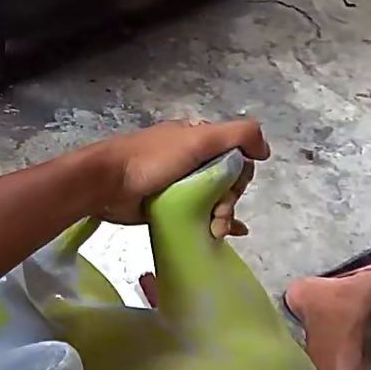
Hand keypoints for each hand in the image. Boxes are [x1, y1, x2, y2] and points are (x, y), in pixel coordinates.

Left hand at [84, 119, 268, 235]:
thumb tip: (265, 151)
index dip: (239, 175)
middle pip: (227, 182)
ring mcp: (178, 185)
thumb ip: (237, 135)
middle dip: (229, 200)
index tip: (231, 189)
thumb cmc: (150, 160)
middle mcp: (190, 160)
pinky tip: (223, 234)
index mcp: (196, 139)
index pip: (236, 157)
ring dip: (223, 216)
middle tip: (218, 215)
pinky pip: (199, 215)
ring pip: (215, 201)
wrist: (105, 184)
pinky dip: (214, 223)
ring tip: (215, 230)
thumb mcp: (197, 139)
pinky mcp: (168, 207)